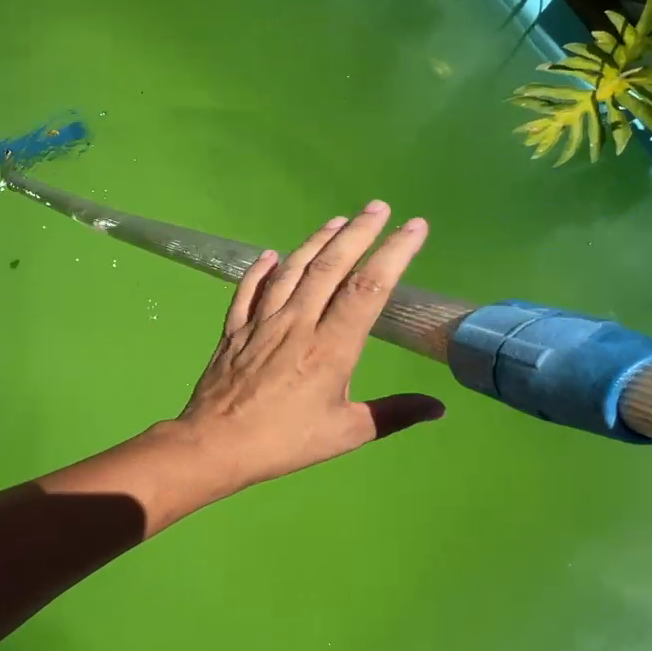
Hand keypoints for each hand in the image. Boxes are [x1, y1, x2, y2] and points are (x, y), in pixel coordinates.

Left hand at [172, 200, 444, 491]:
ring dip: (313, 244)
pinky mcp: (230, 335)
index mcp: (331, 347)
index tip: (414, 228)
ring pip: (289, 274)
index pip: (368, 288)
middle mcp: (295, 326)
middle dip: (356, 234)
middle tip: (377, 208)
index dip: (394, 254)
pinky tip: (270, 256)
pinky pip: (245, 294)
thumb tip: (438, 407)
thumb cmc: (282, 441)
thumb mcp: (346, 432)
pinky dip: (258, 272)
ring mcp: (258, 327)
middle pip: (329, 269)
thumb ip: (393, 414)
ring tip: (335, 222)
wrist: (213, 442)